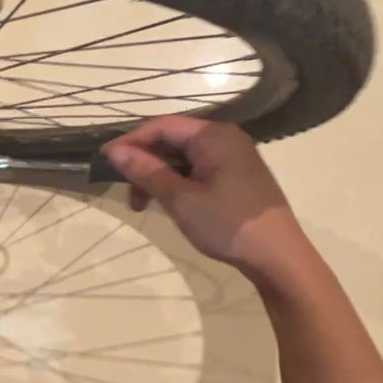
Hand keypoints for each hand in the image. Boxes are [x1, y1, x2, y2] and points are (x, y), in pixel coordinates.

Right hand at [103, 115, 308, 280]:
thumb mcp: (180, 199)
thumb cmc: (227, 224)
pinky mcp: (236, 176)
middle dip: (143, 163)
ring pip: (183, 158)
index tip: (104, 160)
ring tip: (142, 206)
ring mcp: (233, 158)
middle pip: (172, 140)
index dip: (130, 141)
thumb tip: (114, 151)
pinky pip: (197, 170)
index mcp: (214, 136)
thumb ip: (146, 171)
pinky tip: (168, 204)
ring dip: (157, 177)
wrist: (277, 256)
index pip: (162, 126)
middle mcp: (225, 138)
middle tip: (124, 191)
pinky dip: (176, 183)